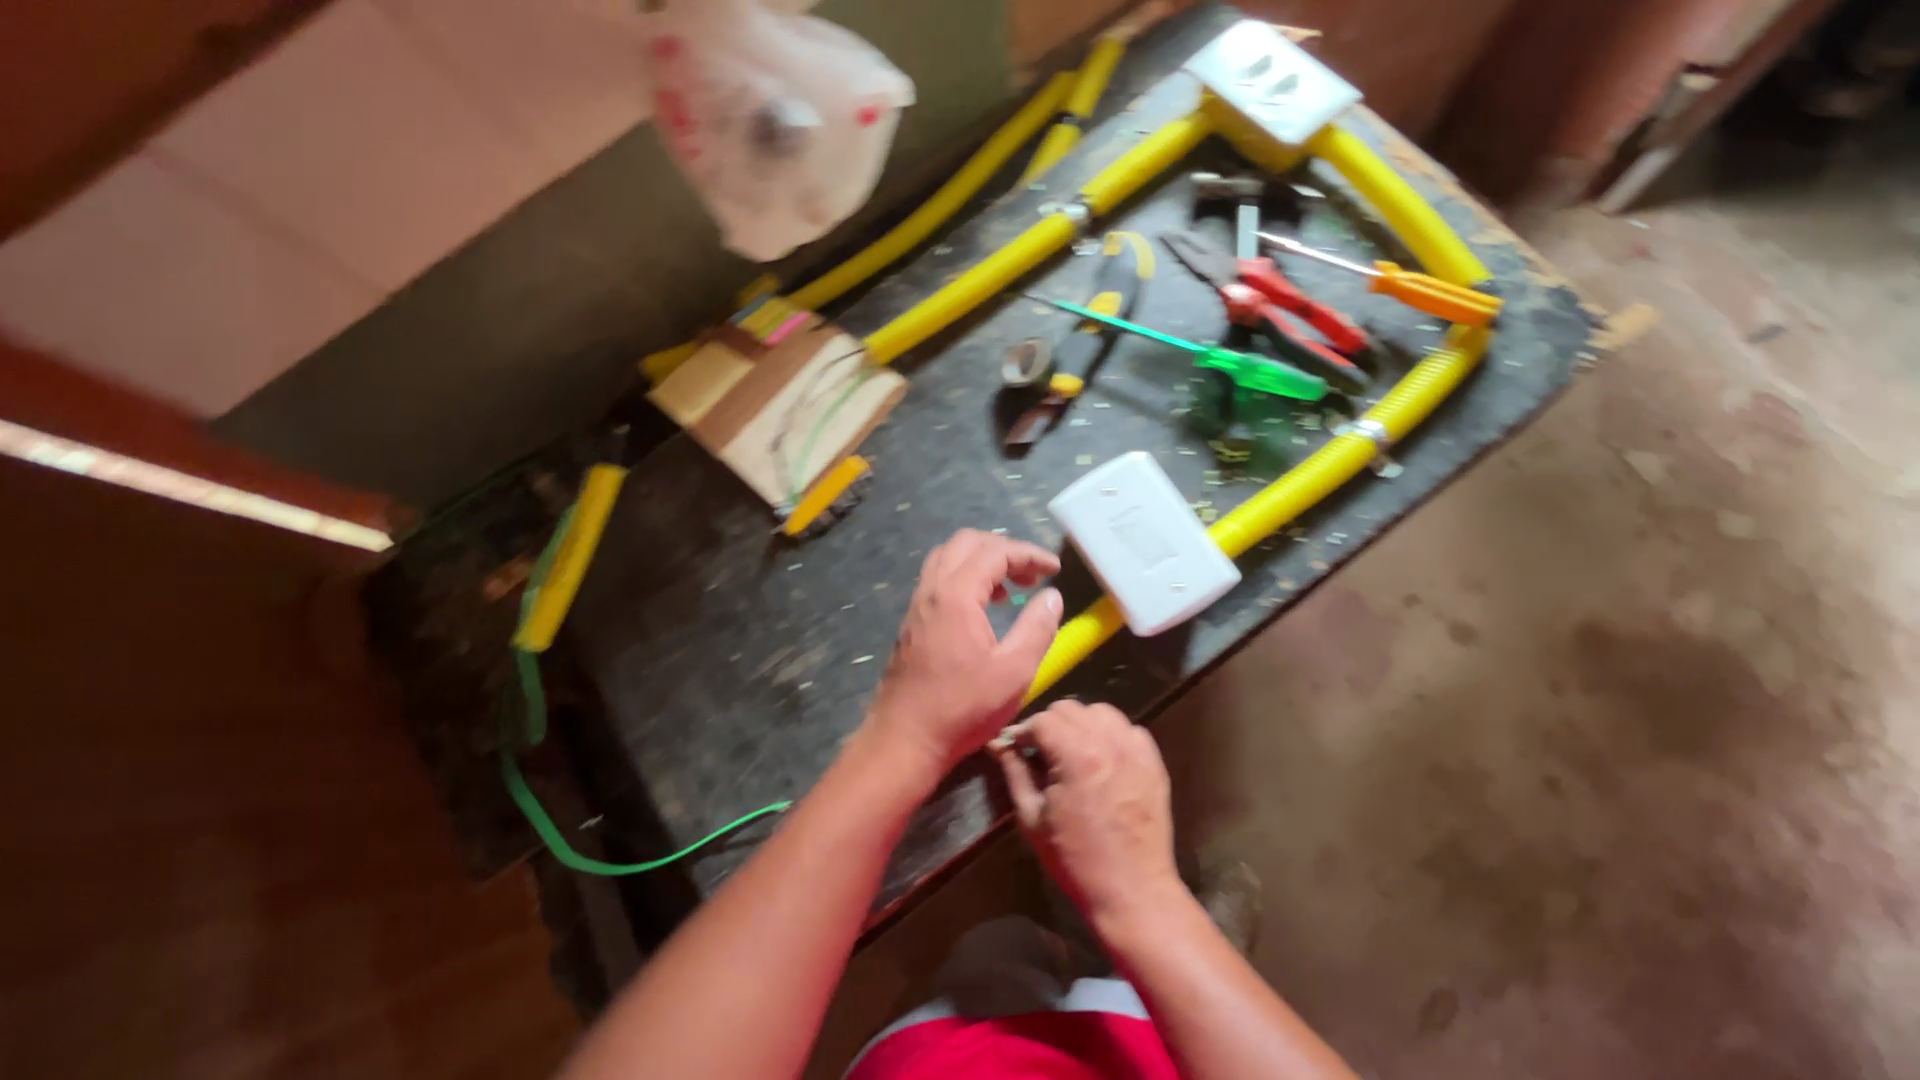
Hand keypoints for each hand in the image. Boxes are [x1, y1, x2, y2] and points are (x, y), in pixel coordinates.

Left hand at [864, 530, 1062, 777]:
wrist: (904, 739)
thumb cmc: (962, 709)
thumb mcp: (1014, 672)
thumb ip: (1037, 628)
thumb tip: (1052, 596)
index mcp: (956, 595)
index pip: (996, 552)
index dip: (1029, 554)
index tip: (1055, 568)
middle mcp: (931, 590)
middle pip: (967, 543)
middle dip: (1004, 550)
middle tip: (1033, 574)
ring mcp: (917, 606)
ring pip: (948, 559)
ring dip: (982, 562)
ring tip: (1012, 588)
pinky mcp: (912, 623)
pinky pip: (938, 580)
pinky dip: (965, 578)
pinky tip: (985, 609)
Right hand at [993, 700, 1185, 930]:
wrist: (1131, 889)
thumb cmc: (1074, 858)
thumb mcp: (1032, 818)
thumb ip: (1015, 772)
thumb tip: (998, 744)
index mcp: (1076, 756)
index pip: (1043, 720)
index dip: (1024, 732)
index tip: (1016, 749)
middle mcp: (1109, 742)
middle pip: (1070, 708)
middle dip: (1050, 725)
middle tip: (1042, 753)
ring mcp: (1136, 751)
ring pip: (1101, 711)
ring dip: (1081, 724)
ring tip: (1072, 752)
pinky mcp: (1154, 763)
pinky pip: (1129, 729)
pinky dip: (1112, 735)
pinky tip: (1102, 758)